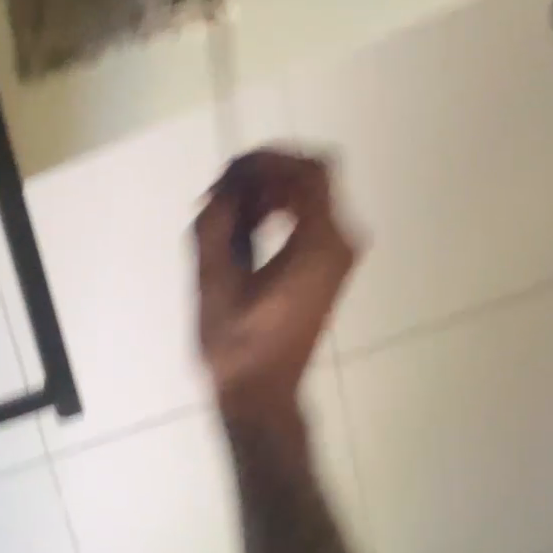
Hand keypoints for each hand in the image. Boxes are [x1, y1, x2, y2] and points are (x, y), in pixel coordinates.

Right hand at [195, 150, 360, 429]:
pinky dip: (274, 213)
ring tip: (222, 214)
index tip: (226, 171)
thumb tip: (219, 195)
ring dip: (265, 194)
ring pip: (308, 197)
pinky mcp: (326, 266)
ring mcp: (337, 254)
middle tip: (217, 193)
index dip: (266, 160)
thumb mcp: (213, 286)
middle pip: (311, 179)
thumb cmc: (235, 346)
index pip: (307, 173)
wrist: (261, 392)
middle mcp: (339, 241)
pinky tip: (241, 231)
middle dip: (263, 175)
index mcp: (319, 243)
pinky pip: (305, 220)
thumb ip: (214, 232)